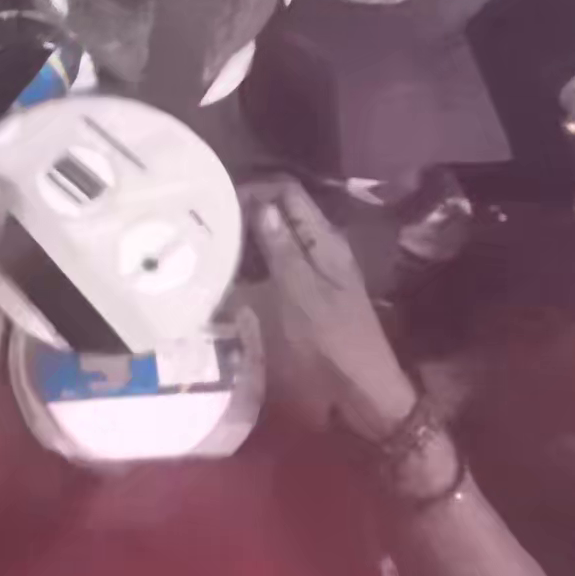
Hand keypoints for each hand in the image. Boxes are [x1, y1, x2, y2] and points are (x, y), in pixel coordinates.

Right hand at [241, 178, 418, 439]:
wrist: (362, 387)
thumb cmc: (331, 338)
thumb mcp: (300, 291)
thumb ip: (281, 247)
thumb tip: (260, 204)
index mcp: (323, 239)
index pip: (288, 191)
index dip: (255, 188)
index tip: (221, 200)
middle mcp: (320, 244)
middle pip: (281, 208)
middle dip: (247, 208)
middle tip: (212, 220)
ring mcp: (314, 264)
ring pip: (277, 231)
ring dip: (248, 231)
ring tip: (216, 239)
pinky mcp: (306, 283)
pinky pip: (276, 255)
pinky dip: (255, 253)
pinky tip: (234, 264)